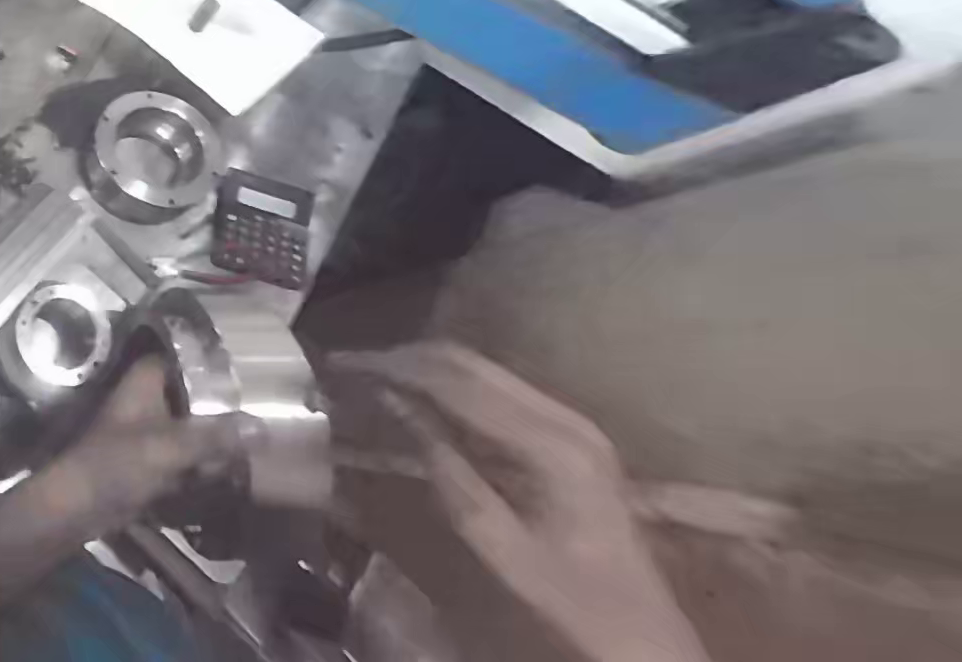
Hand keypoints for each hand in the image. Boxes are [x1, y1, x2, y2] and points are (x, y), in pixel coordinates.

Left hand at [45, 356, 248, 529]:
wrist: (82, 504)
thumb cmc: (119, 462)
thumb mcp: (170, 447)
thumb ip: (216, 436)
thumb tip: (263, 427)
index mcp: (147, 379)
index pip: (186, 358)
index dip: (215, 363)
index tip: (250, 369)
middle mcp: (150, 397)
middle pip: (194, 393)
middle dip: (223, 404)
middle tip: (265, 408)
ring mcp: (152, 428)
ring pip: (193, 424)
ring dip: (217, 434)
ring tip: (259, 437)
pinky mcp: (154, 458)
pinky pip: (188, 452)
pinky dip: (206, 459)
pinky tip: (236, 467)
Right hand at [335, 342, 709, 661]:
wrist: (648, 638)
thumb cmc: (568, 599)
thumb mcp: (492, 538)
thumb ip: (441, 462)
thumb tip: (391, 400)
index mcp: (548, 445)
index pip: (451, 382)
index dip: (391, 366)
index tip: (343, 364)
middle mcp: (561, 416)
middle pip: (463, 361)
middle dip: (399, 356)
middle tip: (349, 363)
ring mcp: (568, 418)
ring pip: (475, 365)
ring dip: (419, 363)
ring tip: (371, 371)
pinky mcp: (564, 427)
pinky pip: (490, 383)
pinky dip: (444, 379)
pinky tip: (413, 389)